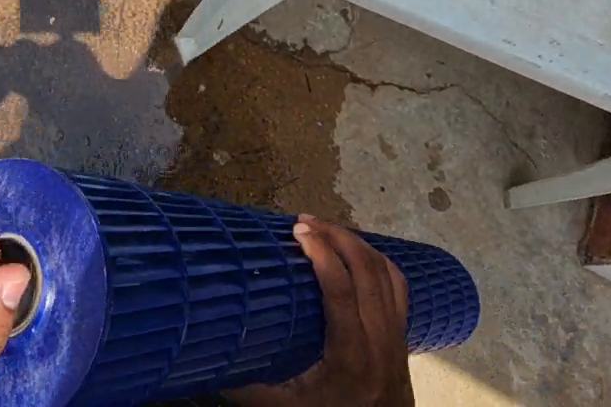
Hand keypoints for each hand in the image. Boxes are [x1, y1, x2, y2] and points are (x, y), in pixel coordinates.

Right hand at [227, 215, 414, 406]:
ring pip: (384, 271)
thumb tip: (207, 349)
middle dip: (336, 236)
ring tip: (324, 227)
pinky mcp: (404, 332)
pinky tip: (353, 248)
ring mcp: (397, 335)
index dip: (321, 254)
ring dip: (354, 241)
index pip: (341, 292)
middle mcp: (380, 341)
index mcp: (351, 358)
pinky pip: (397, 282)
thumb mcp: (283, 406)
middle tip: (304, 222)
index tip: (296, 231)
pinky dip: (376, 256)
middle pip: (366, 271)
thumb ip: (246, 382)